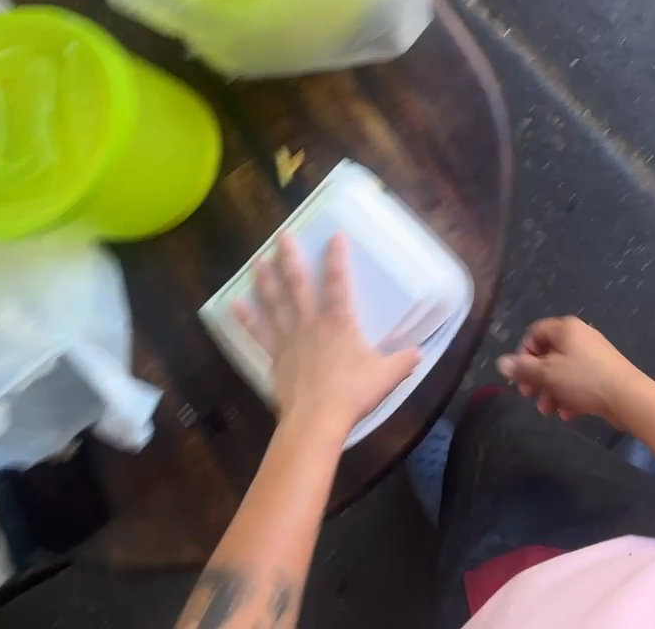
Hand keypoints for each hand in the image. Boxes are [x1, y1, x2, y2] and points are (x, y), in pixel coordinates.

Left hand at [235, 233, 420, 437]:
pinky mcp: (275, 357)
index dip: (337, 257)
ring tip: (256, 260)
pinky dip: (247, 318)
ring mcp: (290, 339)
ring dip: (266, 280)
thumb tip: (419, 353)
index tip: (334, 234)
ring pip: (276, 302)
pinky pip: (259, 333)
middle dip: (290, 258)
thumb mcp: (386, 375)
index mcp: (339, 321)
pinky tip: (235, 304)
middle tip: (281, 235)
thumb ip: (402, 361)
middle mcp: (311, 322)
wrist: (317, 420)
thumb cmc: (352, 393)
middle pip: (298, 284)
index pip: (339, 281)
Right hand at [496, 316, 651, 426]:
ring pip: (563, 370)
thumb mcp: (547, 374)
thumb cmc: (583, 380)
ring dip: (552, 391)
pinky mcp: (604, 371)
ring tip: (549, 410)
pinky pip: (579, 379)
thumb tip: (500, 362)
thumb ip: (523, 369)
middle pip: (548, 353)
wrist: (628, 397)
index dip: (523, 354)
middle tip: (530, 396)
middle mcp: (579, 335)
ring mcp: (593, 353)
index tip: (520, 376)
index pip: (534, 333)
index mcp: (565, 328)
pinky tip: (568, 413)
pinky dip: (570, 394)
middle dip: (537, 378)